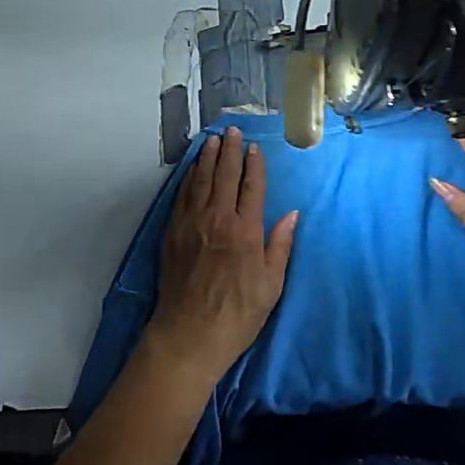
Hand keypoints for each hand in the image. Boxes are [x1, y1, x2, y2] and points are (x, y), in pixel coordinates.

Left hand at [145, 126, 299, 385]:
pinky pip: (181, 196)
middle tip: (232, 130)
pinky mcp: (173, 232)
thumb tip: (291, 214)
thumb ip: (280, 245)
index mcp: (245, 231)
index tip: (255, 148)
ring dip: (207, 158)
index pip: (251, 187)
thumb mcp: (271, 285)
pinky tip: (192, 169)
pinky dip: (188, 178)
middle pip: (224, 176)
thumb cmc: (238, 314)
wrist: (190, 333)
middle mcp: (217, 219)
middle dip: (230, 151)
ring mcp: (191, 223)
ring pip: (200, 180)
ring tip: (212, 140)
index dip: (254, 165)